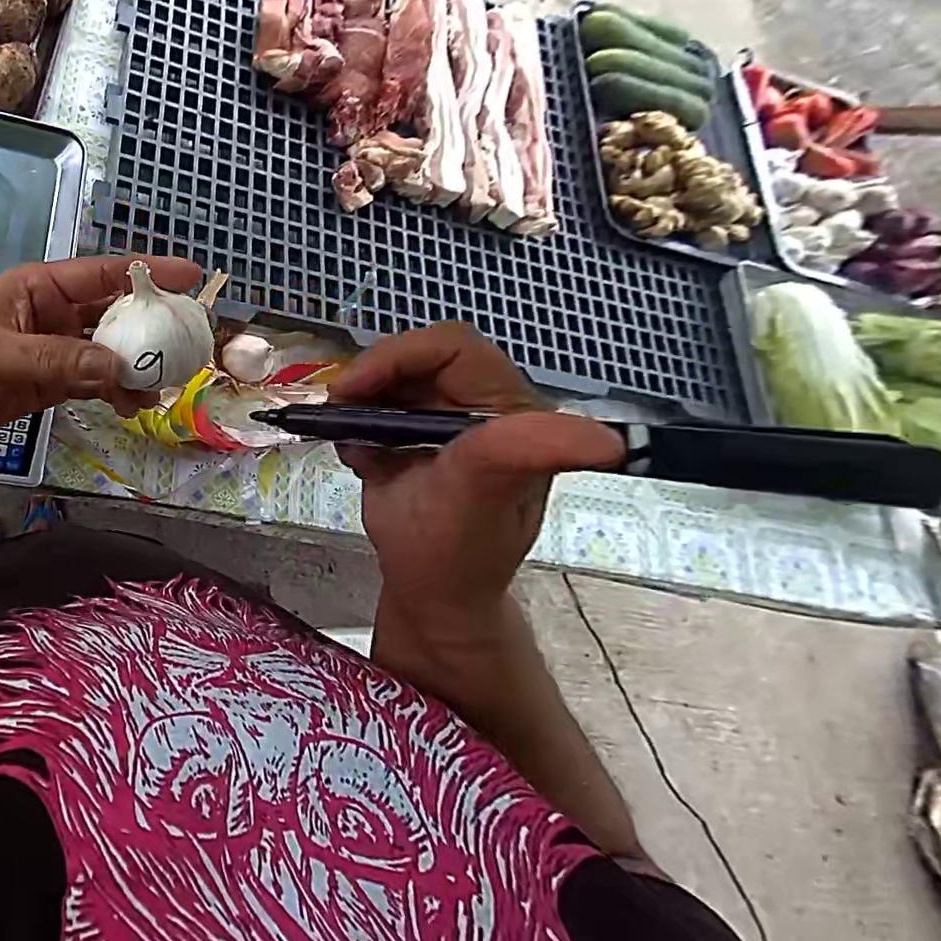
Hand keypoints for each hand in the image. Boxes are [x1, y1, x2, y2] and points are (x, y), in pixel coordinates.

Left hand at [0, 255, 203, 442]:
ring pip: (110, 351)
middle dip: (150, 327)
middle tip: (184, 346)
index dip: (147, 273)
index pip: (102, 274)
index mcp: (42, 287)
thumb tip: (115, 369)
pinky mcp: (55, 379)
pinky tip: (131, 405)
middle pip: (115, 314)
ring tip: (157, 387)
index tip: (190, 278)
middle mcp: (56, 312)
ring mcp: (58, 347)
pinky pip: (95, 380)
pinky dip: (115, 391)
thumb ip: (56, 360)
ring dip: (135, 367)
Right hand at [330, 322, 624, 625]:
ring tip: (346, 439)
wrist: (429, 591)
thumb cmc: (453, 552)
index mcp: (509, 412)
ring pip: (392, 380)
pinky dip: (354, 423)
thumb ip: (512, 458)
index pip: (453, 349)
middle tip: (337, 410)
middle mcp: (479, 407)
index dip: (397, 356)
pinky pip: (377, 407)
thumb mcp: (478, 501)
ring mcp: (445, 421)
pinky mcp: (415, 436)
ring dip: (359, 403)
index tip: (351, 390)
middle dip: (371, 378)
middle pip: (417, 358)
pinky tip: (358, 457)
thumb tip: (603, 440)